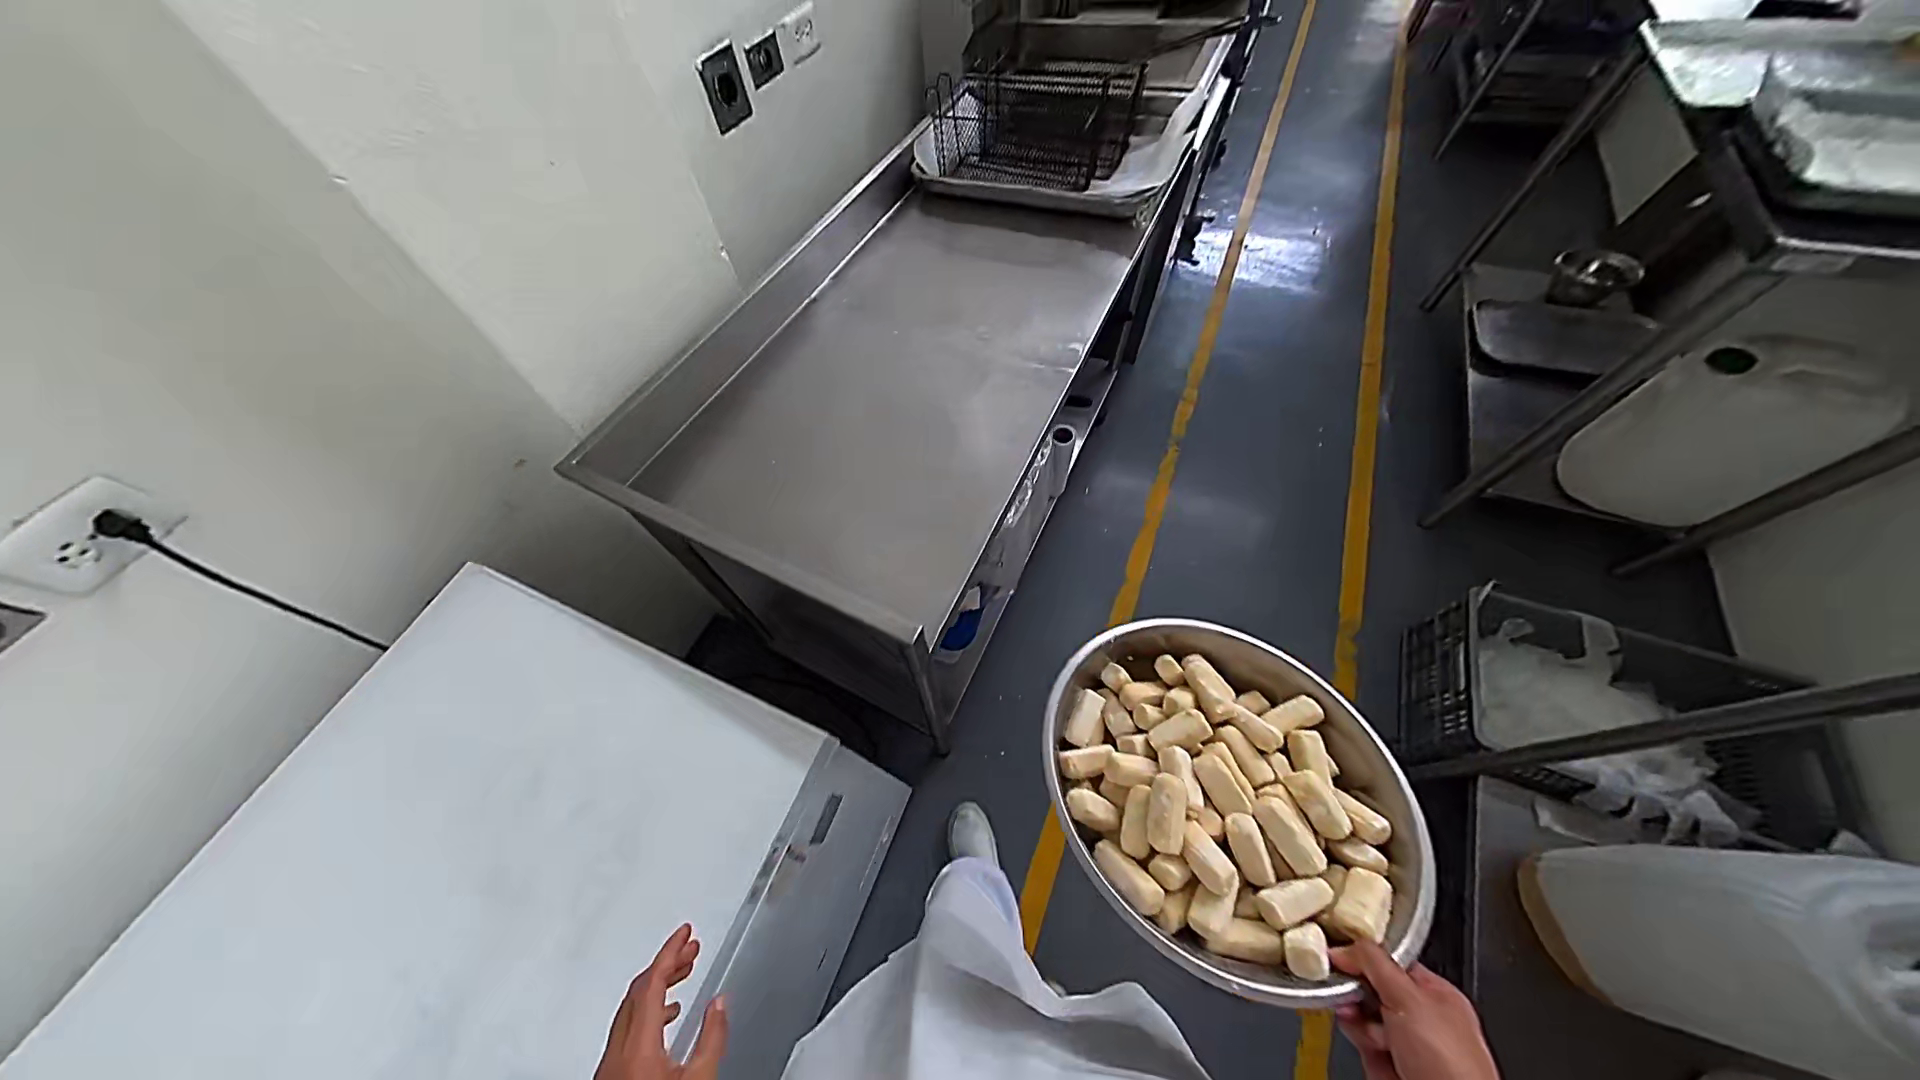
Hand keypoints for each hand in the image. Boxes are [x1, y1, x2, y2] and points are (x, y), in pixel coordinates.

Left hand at [593, 924, 727, 1079]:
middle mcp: (616, 1054)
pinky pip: (625, 1030)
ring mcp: (609, 1068)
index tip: (684, 931)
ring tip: (683, 973)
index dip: (670, 950)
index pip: (651, 982)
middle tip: (689, 946)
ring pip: (629, 1011)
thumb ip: (712, 1038)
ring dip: (656, 986)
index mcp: (638, 1047)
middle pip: (637, 992)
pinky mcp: (609, 1079)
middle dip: (666, 963)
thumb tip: (721, 1002)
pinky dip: (647, 1011)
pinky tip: (666, 1015)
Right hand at [1330, 941, 1498, 1079]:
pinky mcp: (1386, 1062)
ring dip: (1356, 1017)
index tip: (1342, 954)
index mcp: (1436, 995)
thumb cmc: (1451, 1068)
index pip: (1390, 961)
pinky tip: (1368, 1044)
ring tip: (1367, 1029)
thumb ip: (1374, 963)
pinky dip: (1356, 1036)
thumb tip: (1343, 947)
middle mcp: (1419, 1017)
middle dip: (1356, 990)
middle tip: (1352, 992)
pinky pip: (1357, 1036)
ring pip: (1360, 1011)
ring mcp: (1403, 1041)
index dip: (1365, 956)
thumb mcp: (1409, 999)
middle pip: (1370, 985)